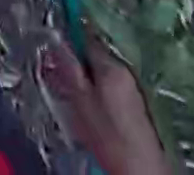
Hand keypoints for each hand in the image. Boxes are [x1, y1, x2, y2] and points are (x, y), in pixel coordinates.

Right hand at [44, 38, 171, 174]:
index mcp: (110, 65)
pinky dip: (95, 87)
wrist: (140, 171)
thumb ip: (69, 68)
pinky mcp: (134, 103)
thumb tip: (56, 39)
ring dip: (84, 74)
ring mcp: (131, 86)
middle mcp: (124, 70)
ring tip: (67, 88)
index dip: (69, 33)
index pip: (87, 36)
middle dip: (74, 57)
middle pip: (93, 53)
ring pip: (100, 70)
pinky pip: (109, 84)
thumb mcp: (81, 101)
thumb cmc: (108, 135)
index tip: (52, 37)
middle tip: (55, 68)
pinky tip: (86, 103)